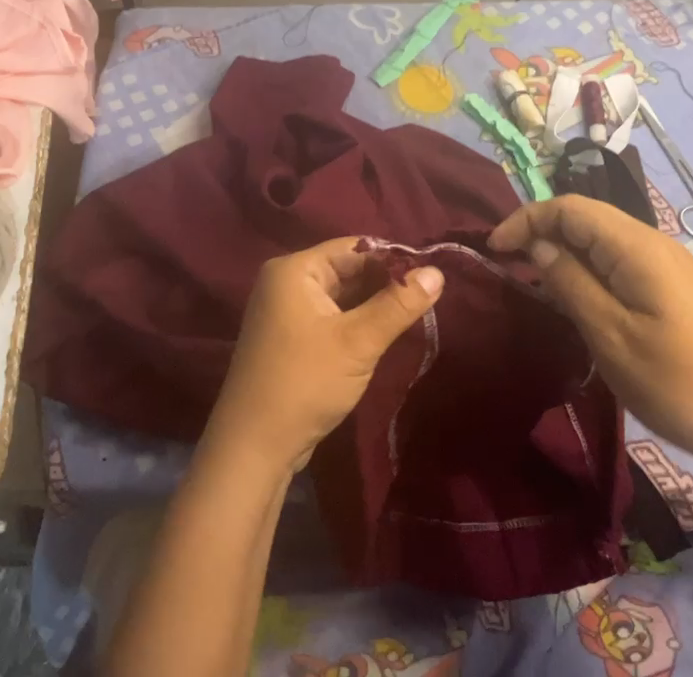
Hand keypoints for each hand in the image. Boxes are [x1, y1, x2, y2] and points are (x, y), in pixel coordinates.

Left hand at [207, 237, 444, 472]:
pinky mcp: (292, 338)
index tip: (433, 274)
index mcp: (294, 270)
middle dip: (386, 283)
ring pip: (342, 296)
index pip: (353, 247)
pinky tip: (388, 333)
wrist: (255, 444)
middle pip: (347, 269)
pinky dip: (358, 323)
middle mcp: (286, 282)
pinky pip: (332, 318)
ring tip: (418, 313)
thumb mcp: (358, 341)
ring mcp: (286, 312)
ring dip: (375, 305)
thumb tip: (437, 271)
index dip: (394, 258)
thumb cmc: (305, 383)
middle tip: (431, 296)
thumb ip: (398, 304)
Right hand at [489, 196, 692, 470]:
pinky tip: (573, 297)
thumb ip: (570, 282)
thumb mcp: (609, 334)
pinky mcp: (671, 290)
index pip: (570, 207)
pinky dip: (585, 269)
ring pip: (601, 240)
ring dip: (562, 251)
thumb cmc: (676, 381)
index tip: (494, 250)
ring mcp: (666, 267)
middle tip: (507, 264)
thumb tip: (538, 245)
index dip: (527, 218)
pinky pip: (617, 262)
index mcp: (638, 247)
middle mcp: (654, 244)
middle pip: (586, 217)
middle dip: (541, 231)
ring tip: (532, 280)